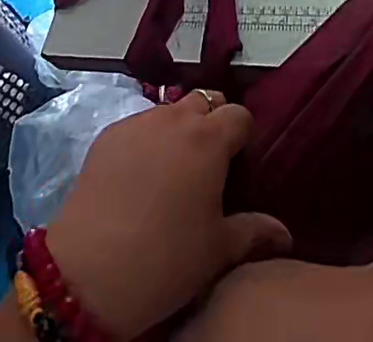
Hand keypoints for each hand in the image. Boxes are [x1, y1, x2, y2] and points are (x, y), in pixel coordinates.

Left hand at [44, 91, 291, 338]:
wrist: (88, 272)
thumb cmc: (165, 258)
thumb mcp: (218, 250)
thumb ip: (254, 231)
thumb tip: (284, 233)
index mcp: (209, 138)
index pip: (240, 114)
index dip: (244, 135)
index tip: (240, 163)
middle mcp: (174, 119)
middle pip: (204, 100)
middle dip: (213, 121)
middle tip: (211, 161)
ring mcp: (137, 123)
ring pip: (169, 110)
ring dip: (179, 128)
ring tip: (174, 168)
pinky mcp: (107, 135)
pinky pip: (138, 126)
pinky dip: (147, 139)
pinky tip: (141, 175)